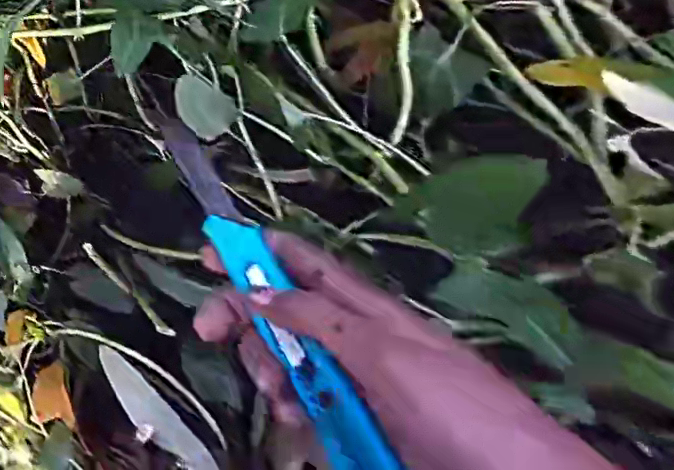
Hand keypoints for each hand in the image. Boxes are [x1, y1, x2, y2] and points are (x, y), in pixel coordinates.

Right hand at [194, 230, 614, 469]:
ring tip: (280, 403)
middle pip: (276, 308)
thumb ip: (315, 316)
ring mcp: (358, 383)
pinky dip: (292, 410)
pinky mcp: (361, 425)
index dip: (251, 248)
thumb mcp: (387, 356)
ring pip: (284, 356)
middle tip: (208, 333)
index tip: (207, 254)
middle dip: (240, 316)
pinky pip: (307, 403)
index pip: (296, 259)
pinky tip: (296, 424)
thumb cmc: (466, 417)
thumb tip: (252, 289)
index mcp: (362, 307)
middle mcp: (353, 337)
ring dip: (267, 371)